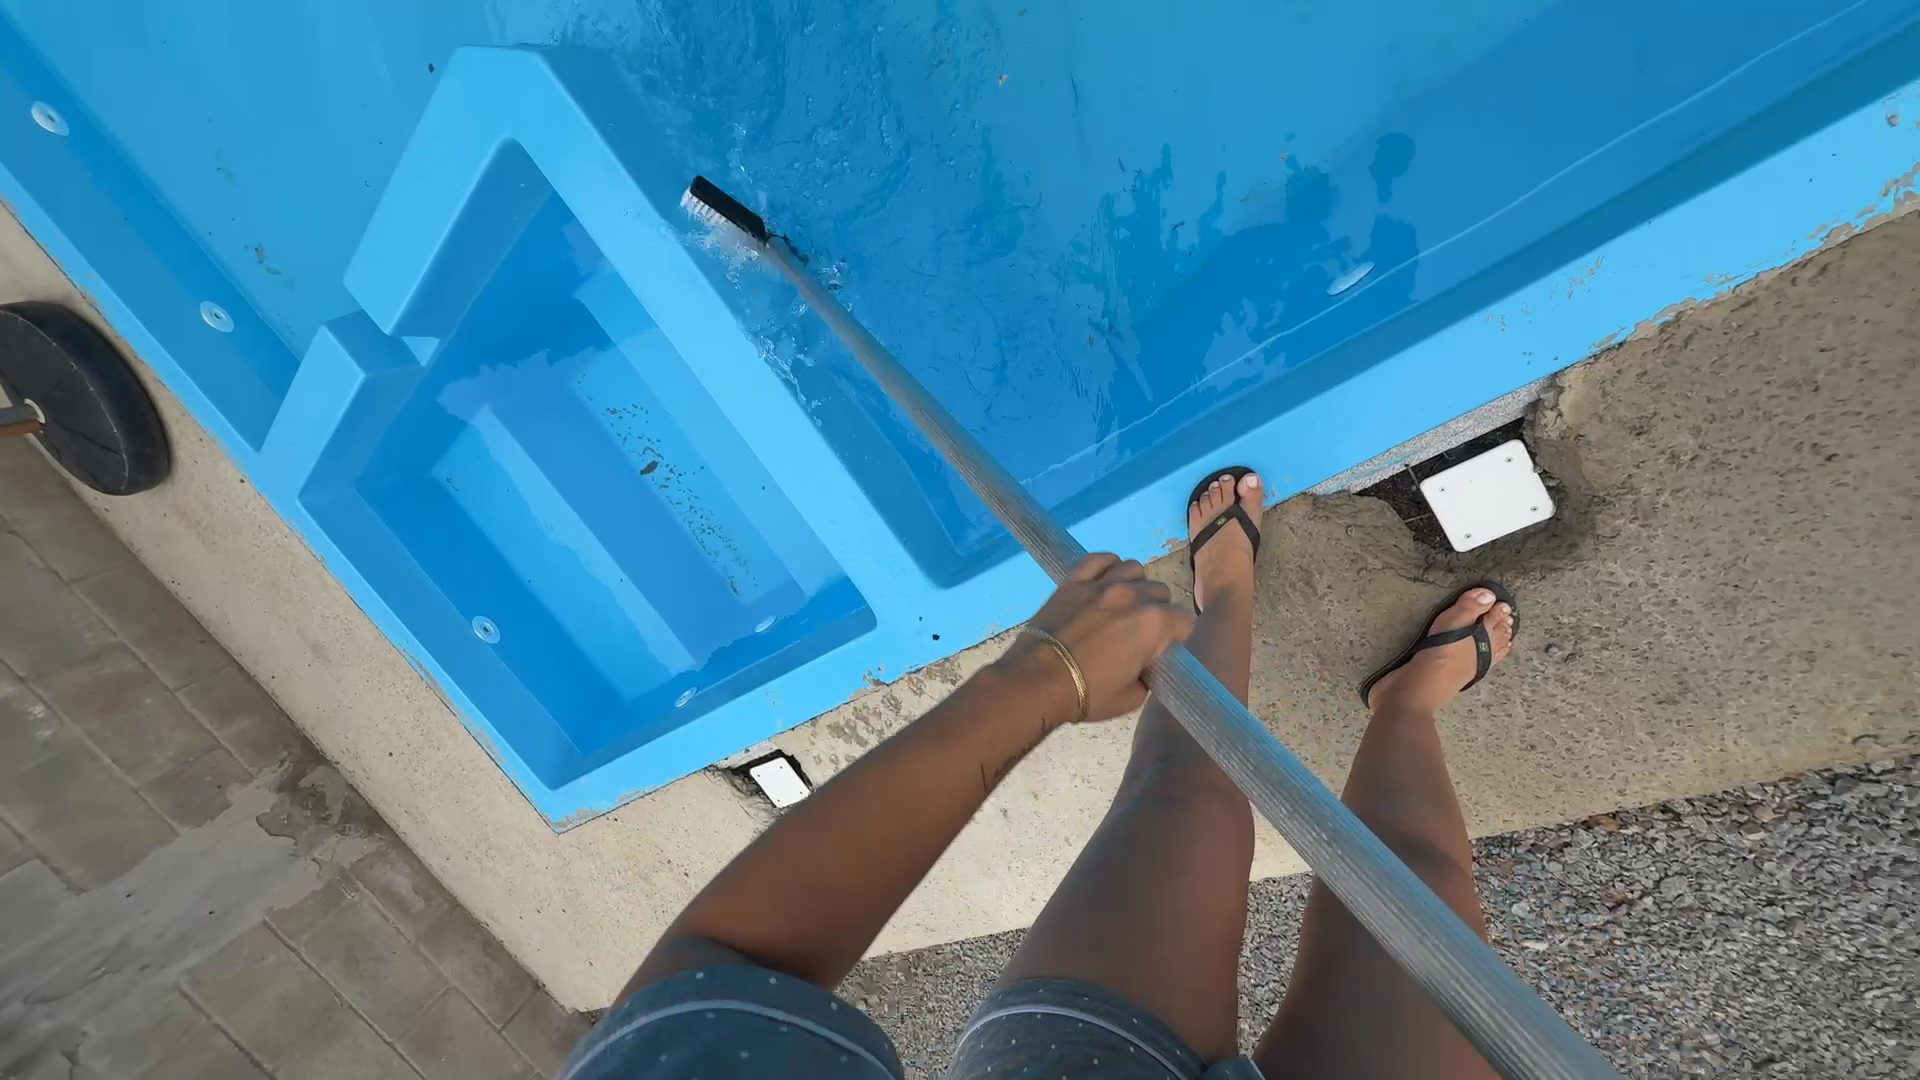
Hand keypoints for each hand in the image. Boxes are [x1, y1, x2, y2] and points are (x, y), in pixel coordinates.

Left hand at [996, 553, 1194, 723]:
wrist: (1036, 681)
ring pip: (1134, 569)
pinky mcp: (1073, 581)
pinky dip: (1107, 566)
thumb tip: (1146, 662)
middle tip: (1142, 633)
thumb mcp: (1133, 696)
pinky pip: (1098, 559)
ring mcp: (1100, 584)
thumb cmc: (1088, 693)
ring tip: (1125, 605)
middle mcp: (1132, 595)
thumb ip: (1149, 672)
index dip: (1178, 638)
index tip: (1165, 651)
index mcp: (1153, 623)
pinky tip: (1105, 581)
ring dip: (1136, 585)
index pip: (1184, 621)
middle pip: (1161, 592)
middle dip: (1159, 612)